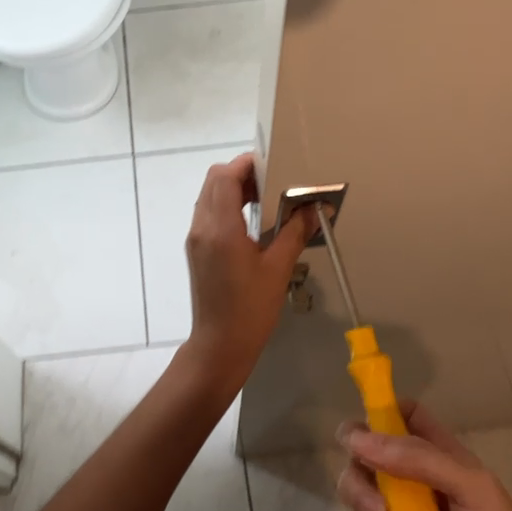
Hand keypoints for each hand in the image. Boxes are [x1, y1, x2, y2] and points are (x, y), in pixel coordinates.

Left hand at [177, 154, 315, 391]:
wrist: (219, 346)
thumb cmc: (250, 310)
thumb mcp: (278, 269)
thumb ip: (295, 232)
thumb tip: (316, 208)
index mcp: (220, 228)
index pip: (225, 177)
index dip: (247, 164)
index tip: (274, 164)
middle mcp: (201, 227)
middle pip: (214, 180)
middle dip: (241, 173)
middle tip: (273, 179)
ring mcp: (195, 238)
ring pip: (208, 195)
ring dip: (233, 188)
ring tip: (266, 197)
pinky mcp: (196, 249)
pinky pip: (208, 212)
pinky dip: (227, 205)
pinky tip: (252, 220)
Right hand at [337, 402, 511, 510]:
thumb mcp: (473, 489)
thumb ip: (419, 458)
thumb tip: (358, 439)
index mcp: (440, 454)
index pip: (403, 414)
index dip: (380, 408)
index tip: (364, 419)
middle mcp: (414, 478)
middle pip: (366, 450)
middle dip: (358, 465)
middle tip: (369, 485)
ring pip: (357, 490)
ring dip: (364, 507)